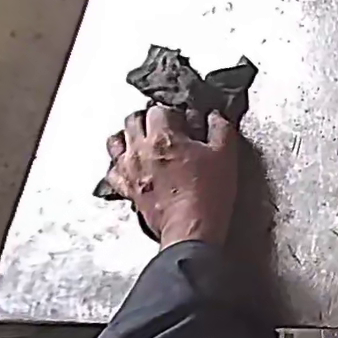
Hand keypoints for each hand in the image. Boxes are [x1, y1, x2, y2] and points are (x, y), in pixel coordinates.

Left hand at [103, 105, 239, 246]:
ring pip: (116, 141)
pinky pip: (112, 170)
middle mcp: (140, 149)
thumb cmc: (208, 194)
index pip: (159, 109)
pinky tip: (133, 166)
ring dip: (129, 137)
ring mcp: (129, 169)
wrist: (192, 229)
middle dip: (148, 120)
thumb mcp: (225, 155)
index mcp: (164, 136)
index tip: (184, 121)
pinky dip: (120, 165)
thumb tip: (214, 115)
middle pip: (133, 119)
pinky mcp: (126, 188)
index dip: (173, 112)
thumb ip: (220, 128)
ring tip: (145, 143)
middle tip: (165, 128)